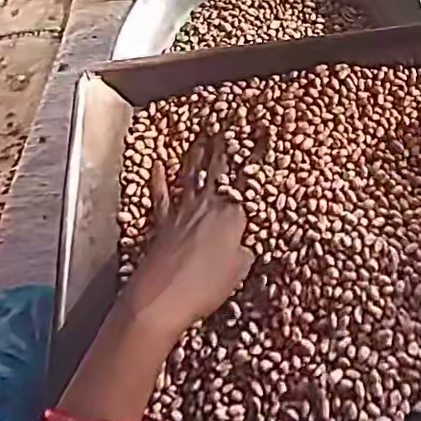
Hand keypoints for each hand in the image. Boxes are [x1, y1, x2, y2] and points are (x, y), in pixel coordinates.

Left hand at [118, 134, 253, 340]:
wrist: (159, 300)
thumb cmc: (206, 286)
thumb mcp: (239, 269)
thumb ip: (245, 249)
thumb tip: (244, 243)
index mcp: (233, 214)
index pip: (249, 177)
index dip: (257, 153)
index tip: (265, 132)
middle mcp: (208, 205)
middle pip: (218, 168)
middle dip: (226, 143)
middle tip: (231, 121)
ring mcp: (182, 211)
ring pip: (191, 174)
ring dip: (197, 154)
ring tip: (202, 134)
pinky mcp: (162, 223)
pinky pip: (161, 196)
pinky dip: (158, 179)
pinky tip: (156, 164)